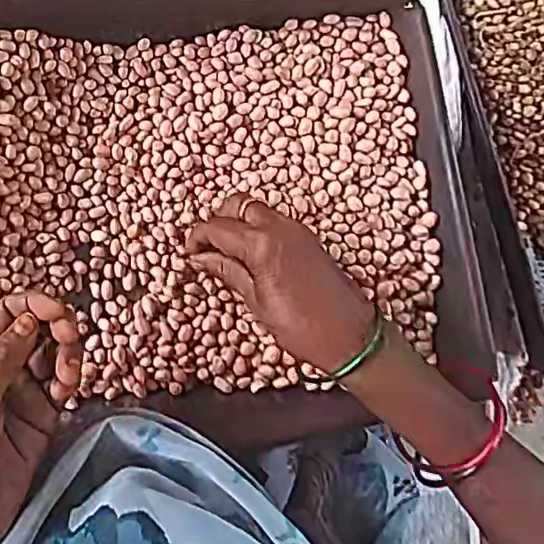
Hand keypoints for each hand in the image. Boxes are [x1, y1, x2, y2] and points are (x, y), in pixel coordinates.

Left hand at [0, 293, 81, 543]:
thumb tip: (27, 319)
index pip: (3, 314)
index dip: (30, 303)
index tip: (55, 308)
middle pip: (33, 329)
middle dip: (55, 324)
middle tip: (69, 334)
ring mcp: (20, 395)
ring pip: (51, 355)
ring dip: (66, 352)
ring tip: (70, 369)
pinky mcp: (40, 421)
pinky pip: (60, 387)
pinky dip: (69, 380)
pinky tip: (68, 389)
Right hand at [184, 194, 384, 374]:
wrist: (353, 339)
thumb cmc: (305, 328)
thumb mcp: (256, 301)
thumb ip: (227, 271)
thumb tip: (201, 258)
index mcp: (261, 244)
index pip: (216, 227)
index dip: (197, 238)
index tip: (190, 252)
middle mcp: (280, 228)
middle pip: (237, 204)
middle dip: (217, 221)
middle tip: (207, 247)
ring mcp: (297, 231)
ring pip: (256, 209)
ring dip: (238, 222)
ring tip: (228, 252)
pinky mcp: (308, 239)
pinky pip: (274, 221)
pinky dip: (257, 229)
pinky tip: (251, 255)